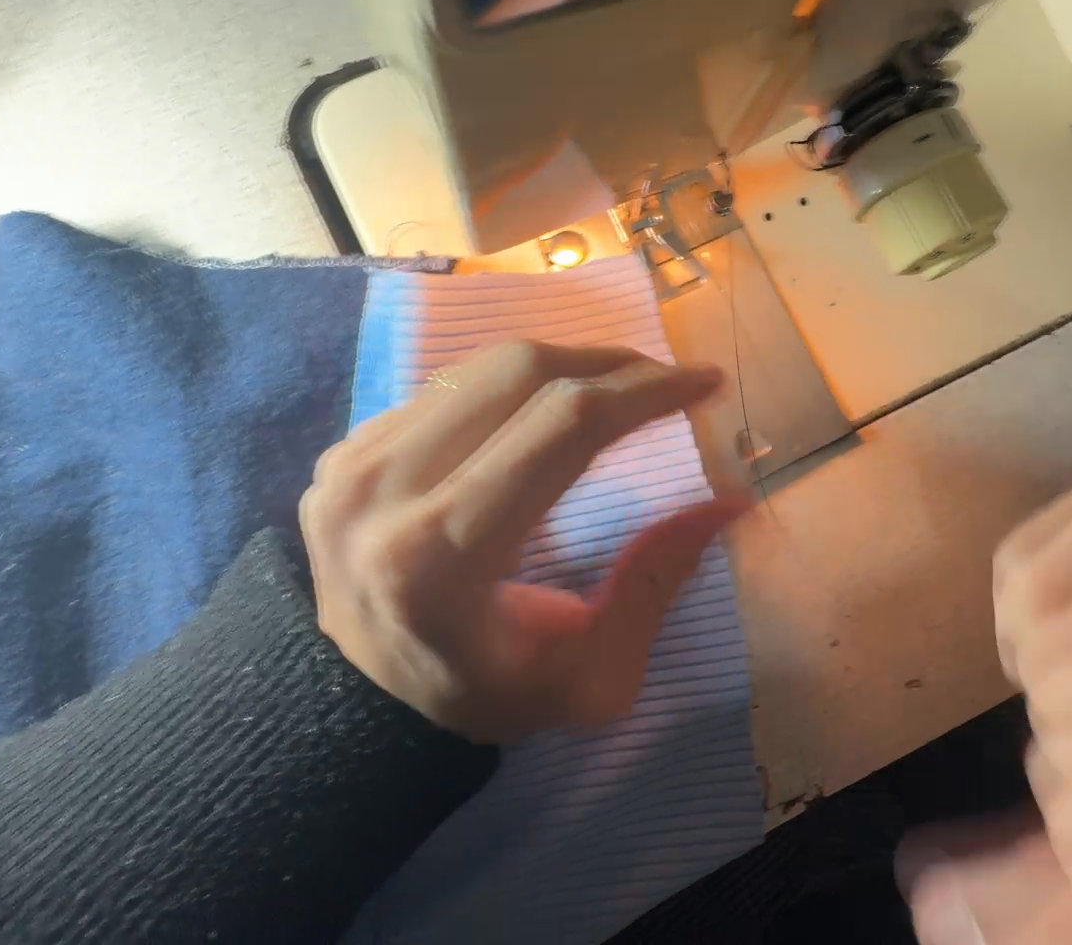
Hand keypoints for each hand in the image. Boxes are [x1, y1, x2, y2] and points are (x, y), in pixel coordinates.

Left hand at [298, 341, 745, 744]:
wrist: (361, 707)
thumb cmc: (484, 697)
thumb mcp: (589, 674)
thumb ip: (656, 582)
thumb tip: (728, 502)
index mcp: (441, 555)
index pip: (563, 428)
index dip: (645, 392)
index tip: (703, 381)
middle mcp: (383, 489)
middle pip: (522, 373)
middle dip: (611, 364)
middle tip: (663, 378)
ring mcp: (352, 460)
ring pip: (483, 368)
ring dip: (565, 366)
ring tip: (614, 390)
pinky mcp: (343, 449)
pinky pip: (448, 389)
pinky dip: (512, 390)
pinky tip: (542, 415)